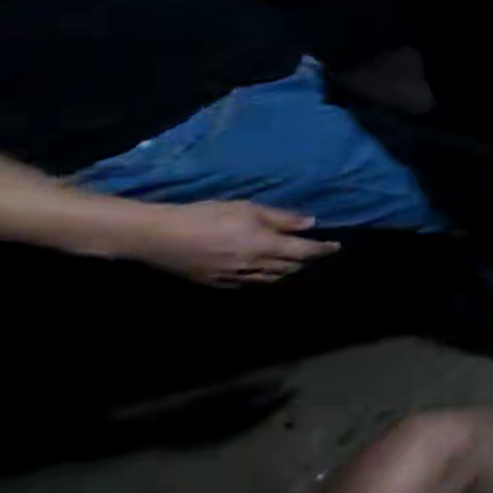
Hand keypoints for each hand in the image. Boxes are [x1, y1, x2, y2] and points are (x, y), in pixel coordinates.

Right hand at [124, 201, 338, 286]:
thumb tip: (311, 224)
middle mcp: (253, 265)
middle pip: (291, 268)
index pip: (305, 252)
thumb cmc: (206, 216)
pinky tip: (267, 272)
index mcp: (264, 246)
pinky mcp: (216, 282)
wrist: (156, 236)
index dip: (323, 250)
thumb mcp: (249, 209)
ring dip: (289, 271)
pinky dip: (266, 278)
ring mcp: (233, 277)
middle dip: (309, 261)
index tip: (336, 246)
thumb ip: (282, 218)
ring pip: (272, 279)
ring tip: (298, 263)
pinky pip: (250, 284)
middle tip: (318, 253)